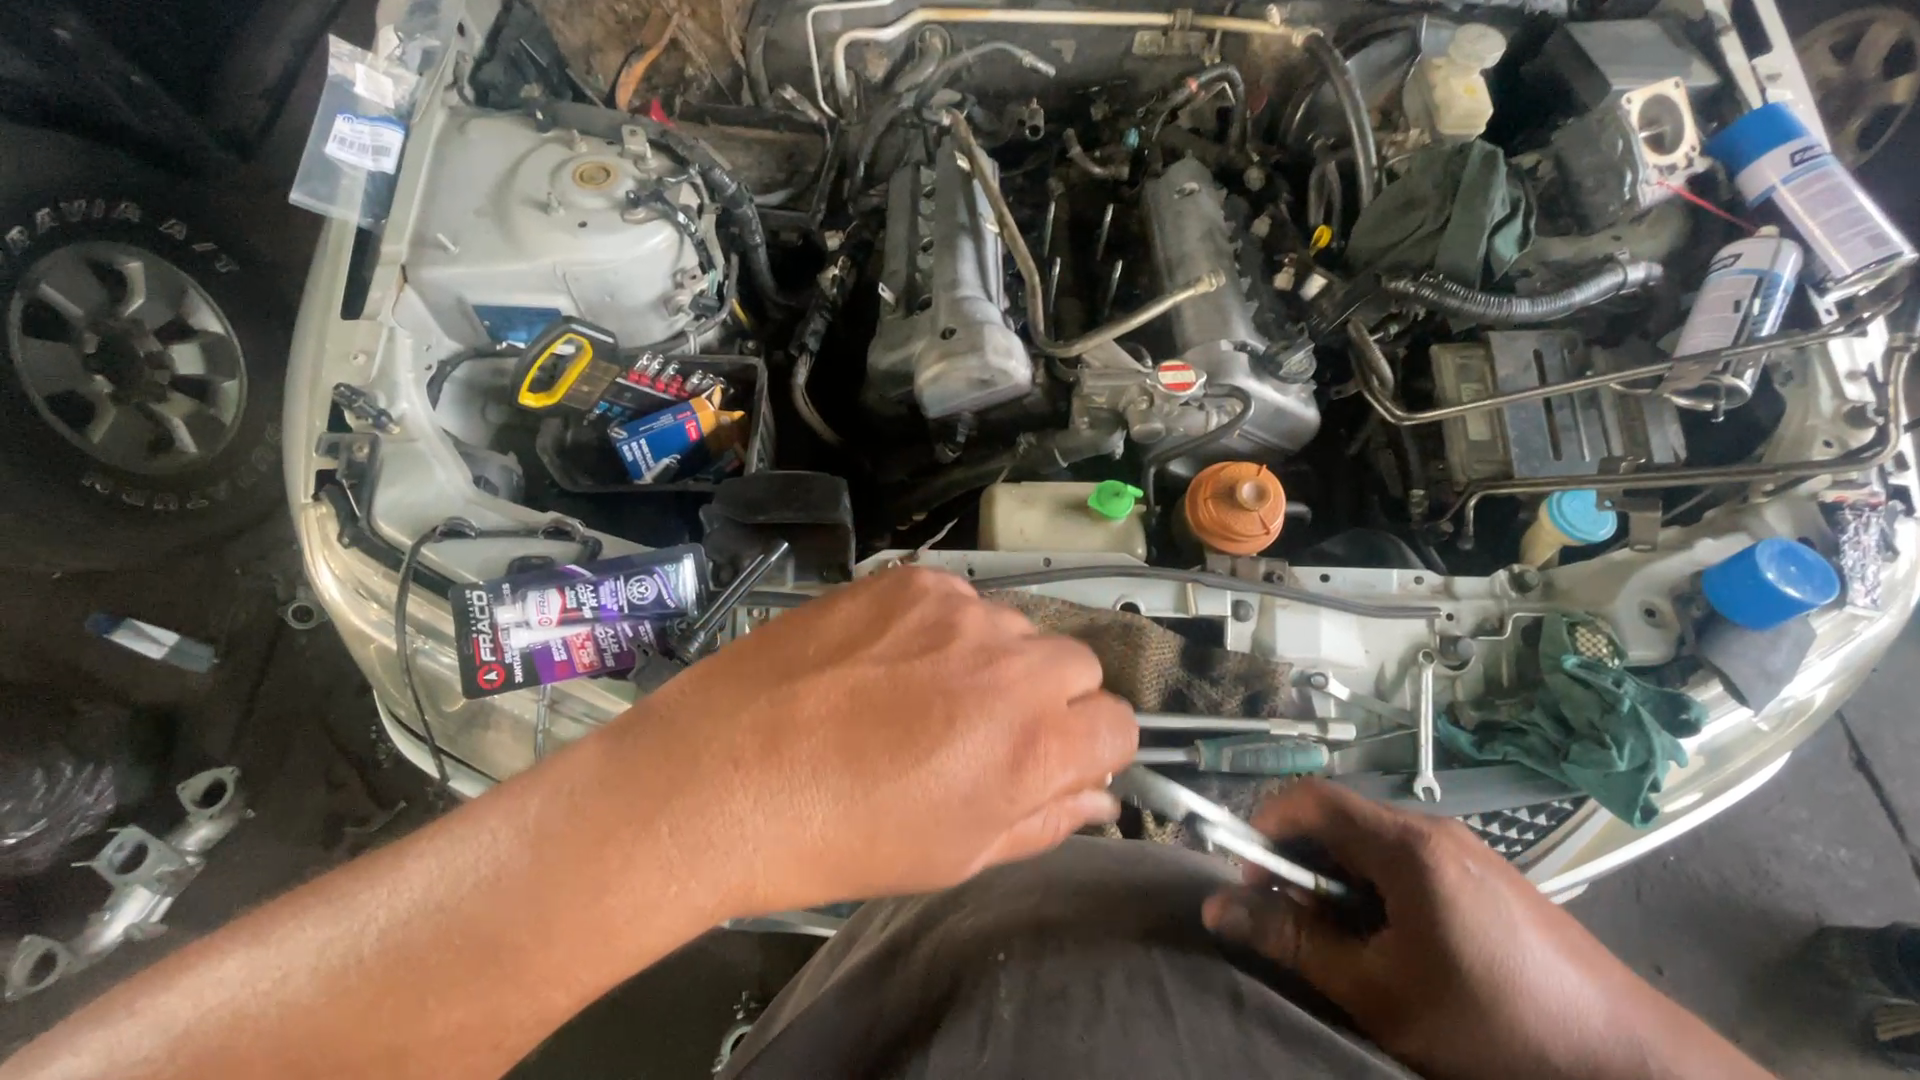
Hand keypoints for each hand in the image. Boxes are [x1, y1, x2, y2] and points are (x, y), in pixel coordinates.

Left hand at [617, 566, 1138, 916]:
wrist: (722, 776)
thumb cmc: (841, 836)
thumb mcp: (957, 854)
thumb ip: (1046, 819)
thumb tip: (1098, 794)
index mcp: (1034, 744)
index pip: (1120, 725)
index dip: (1090, 749)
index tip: (1050, 762)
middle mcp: (1010, 664)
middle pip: (1076, 667)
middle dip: (1047, 701)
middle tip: (980, 730)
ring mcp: (955, 612)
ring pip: (1015, 629)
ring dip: (992, 660)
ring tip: (921, 695)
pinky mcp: (905, 580)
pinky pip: (957, 600)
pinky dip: (941, 629)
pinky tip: (887, 662)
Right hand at [1201, 781, 1770, 1079]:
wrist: (1632, 1067)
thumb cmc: (1492, 1024)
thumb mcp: (1376, 991)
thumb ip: (1291, 942)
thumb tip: (1215, 908)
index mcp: (1407, 846)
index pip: (1310, 798)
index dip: (1264, 828)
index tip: (1250, 883)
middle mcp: (1435, 832)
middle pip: (1339, 821)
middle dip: (1299, 865)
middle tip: (1290, 926)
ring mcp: (1468, 854)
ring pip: (1372, 847)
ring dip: (1338, 885)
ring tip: (1342, 948)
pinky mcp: (1489, 881)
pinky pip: (1408, 866)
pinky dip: (1377, 895)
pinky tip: (1394, 951)